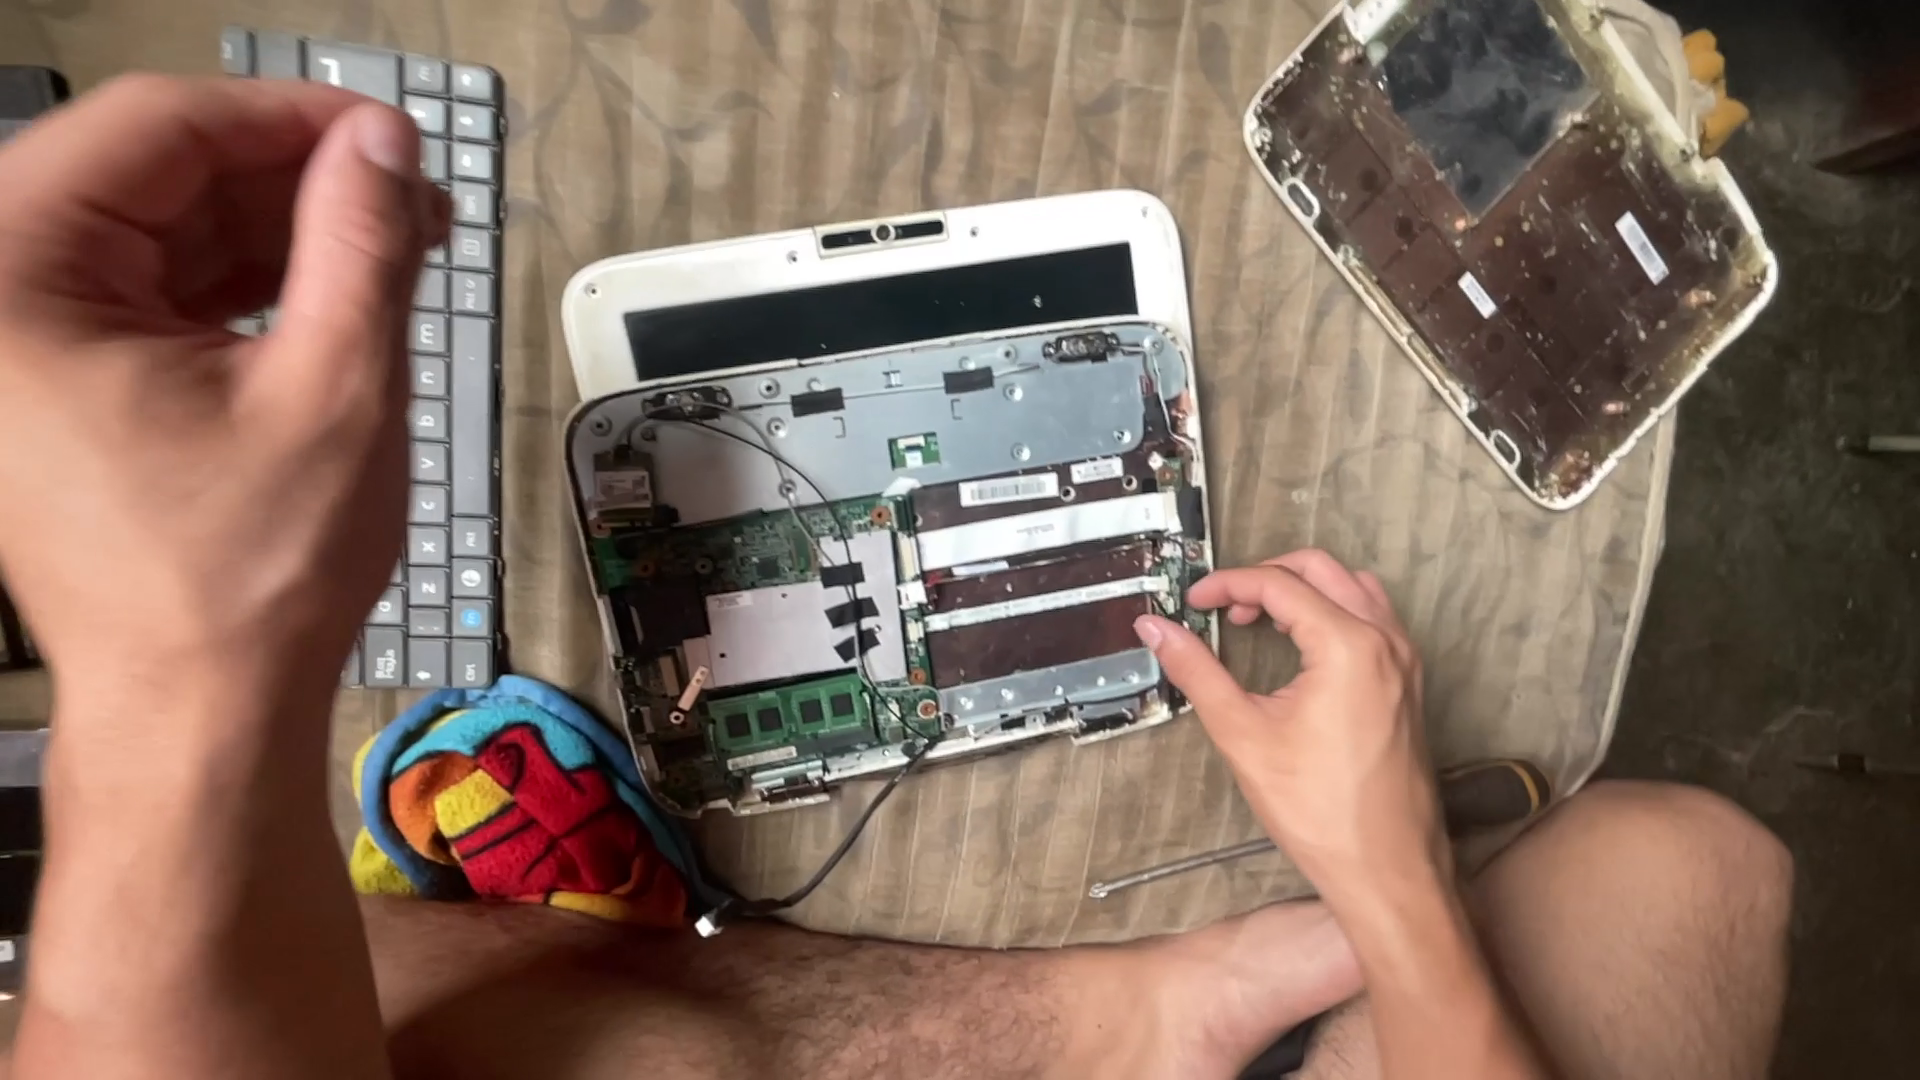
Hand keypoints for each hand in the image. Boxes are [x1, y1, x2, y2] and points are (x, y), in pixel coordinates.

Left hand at [0, 76, 446, 716]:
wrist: (212, 688)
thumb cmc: (267, 553)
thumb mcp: (338, 388)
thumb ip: (362, 251)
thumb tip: (390, 146)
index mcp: (6, 276)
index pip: (154, 132)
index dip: (292, 120)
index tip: (399, 138)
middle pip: (160, 181)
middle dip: (303, 184)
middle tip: (421, 205)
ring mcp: (26, 339)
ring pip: (174, 238)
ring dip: (295, 236)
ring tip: (402, 247)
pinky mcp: (78, 381)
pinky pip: (175, 298)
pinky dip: (266, 287)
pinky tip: (343, 293)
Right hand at [1134, 550, 1446, 896]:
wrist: (1388, 873)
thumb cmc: (1317, 808)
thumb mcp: (1241, 732)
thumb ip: (1195, 669)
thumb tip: (1155, 628)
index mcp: (1348, 645)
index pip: (1278, 584)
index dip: (1227, 584)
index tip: (1192, 601)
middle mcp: (1386, 641)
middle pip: (1320, 569)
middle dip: (1263, 576)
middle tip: (1222, 606)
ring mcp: (1405, 662)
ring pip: (1352, 586)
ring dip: (1300, 589)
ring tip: (1257, 620)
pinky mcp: (1408, 684)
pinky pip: (1371, 617)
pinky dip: (1329, 610)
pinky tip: (1299, 645)